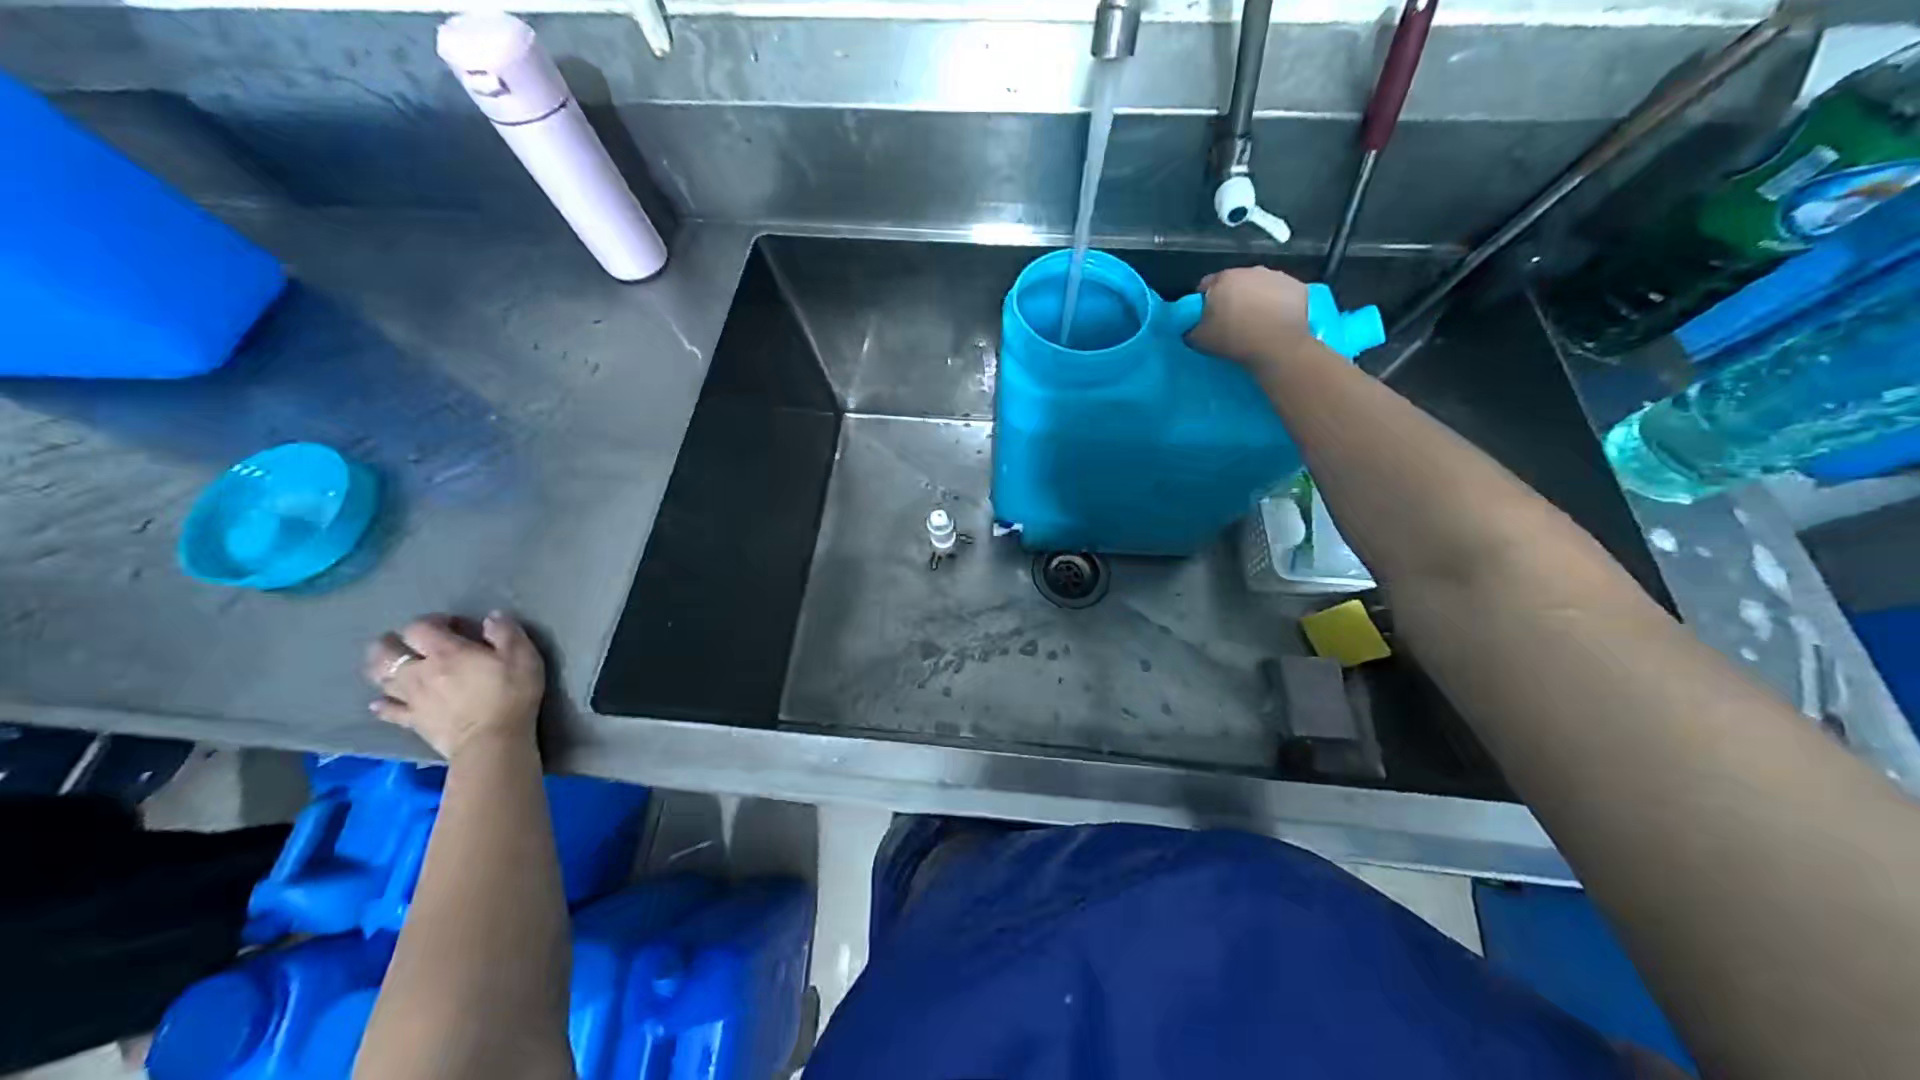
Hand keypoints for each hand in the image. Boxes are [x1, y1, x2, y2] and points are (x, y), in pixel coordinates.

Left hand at [364, 612, 545, 759]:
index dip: (432, 620)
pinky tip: (382, 702)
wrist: (492, 741)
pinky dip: (383, 704)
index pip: (420, 627)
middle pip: (385, 651)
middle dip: (391, 642)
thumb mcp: (522, 656)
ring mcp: (412, 698)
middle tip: (407, 642)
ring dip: (382, 668)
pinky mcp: (412, 721)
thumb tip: (492, 617)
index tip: (452, 624)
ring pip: (380, 678)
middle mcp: (419, 672)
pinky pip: (387, 710)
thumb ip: (505, 631)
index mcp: (446, 652)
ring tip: (395, 666)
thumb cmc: (510, 694)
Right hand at [1186, 266, 1314, 368]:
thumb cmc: (1234, 340)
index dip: (1205, 300)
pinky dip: (1278, 301)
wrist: (1277, 347)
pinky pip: (1281, 292)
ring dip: (1256, 296)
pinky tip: (1275, 318)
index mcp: (1223, 279)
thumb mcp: (1199, 340)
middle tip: (1232, 318)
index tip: (1207, 315)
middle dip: (1232, 295)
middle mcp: (1250, 270)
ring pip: (1260, 284)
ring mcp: (1277, 276)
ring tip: (1256, 319)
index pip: (1206, 284)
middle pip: (1236, 281)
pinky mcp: (1297, 286)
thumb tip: (1189, 328)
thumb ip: (1189, 329)